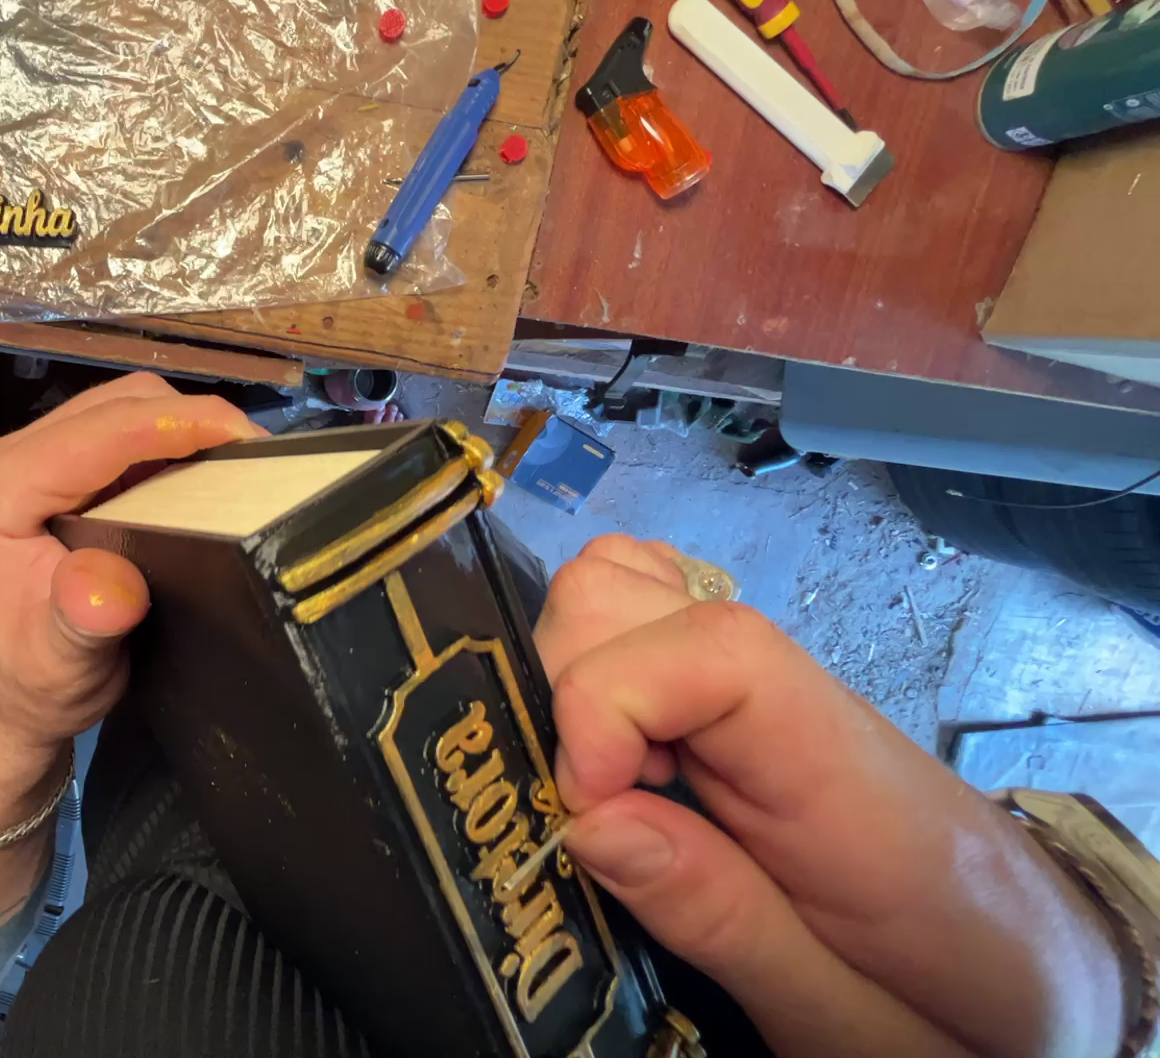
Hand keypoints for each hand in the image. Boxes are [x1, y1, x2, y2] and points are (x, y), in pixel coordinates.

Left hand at [0, 374, 260, 803]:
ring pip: (120, 408)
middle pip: (112, 404)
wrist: (11, 701)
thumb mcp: (59, 666)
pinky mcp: (57, 474)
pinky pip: (121, 434)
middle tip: (254, 455)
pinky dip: (168, 441)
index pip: (97, 434)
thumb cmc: (34, 685)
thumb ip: (82, 621)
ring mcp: (32, 463)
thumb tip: (114, 582)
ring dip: (181, 424)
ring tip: (236, 459)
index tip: (245, 436)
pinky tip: (200, 469)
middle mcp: (9, 462)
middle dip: (188, 416)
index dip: (176, 423)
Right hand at [535, 535, 1127, 1057]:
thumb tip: (586, 820)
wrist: (1027, 962)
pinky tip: (618, 718)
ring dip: (568, 661)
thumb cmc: (954, 1003)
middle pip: (621, 593)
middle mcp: (787, 687)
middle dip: (565, 689)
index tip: (585, 803)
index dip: (607, 703)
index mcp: (841, 774)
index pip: (709, 652)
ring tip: (607, 762)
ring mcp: (749, 664)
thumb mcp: (850, 1019)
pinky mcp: (722, 668)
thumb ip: (724, 922)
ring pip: (610, 579)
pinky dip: (591, 637)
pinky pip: (632, 592)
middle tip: (600, 797)